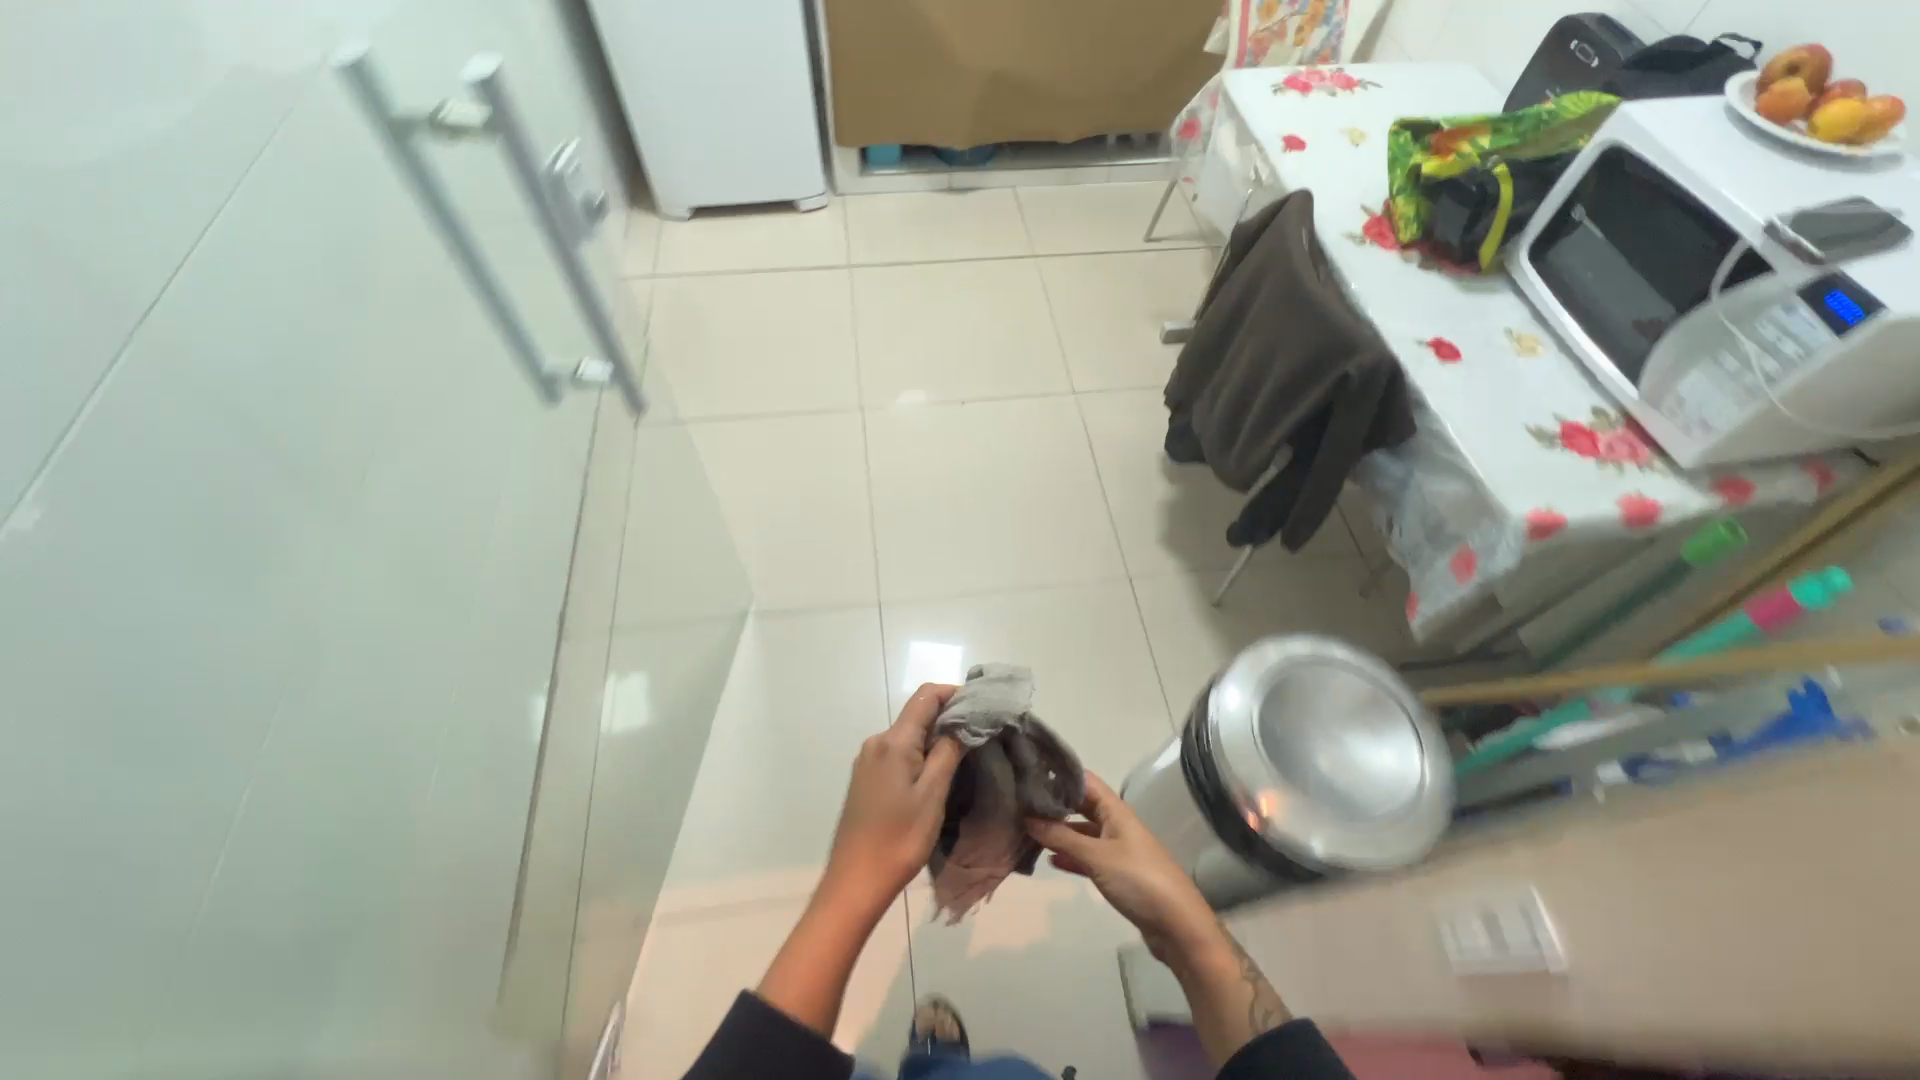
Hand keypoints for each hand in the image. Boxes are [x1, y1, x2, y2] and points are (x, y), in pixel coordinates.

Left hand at [822, 683, 964, 911]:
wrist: (856, 881)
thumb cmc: (899, 838)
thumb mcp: (932, 795)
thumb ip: (947, 752)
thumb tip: (962, 723)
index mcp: (892, 742)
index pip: (925, 696)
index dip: (954, 693)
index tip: (982, 706)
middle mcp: (876, 743)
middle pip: (917, 715)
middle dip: (949, 719)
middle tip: (981, 735)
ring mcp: (868, 761)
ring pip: (908, 736)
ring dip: (935, 739)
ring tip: (965, 757)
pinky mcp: (866, 779)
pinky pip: (898, 754)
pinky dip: (920, 756)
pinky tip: (937, 776)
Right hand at [1026, 772, 1219, 963]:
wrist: (1177, 925)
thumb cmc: (1139, 880)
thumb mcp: (1096, 856)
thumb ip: (1062, 837)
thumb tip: (1027, 817)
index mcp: (1116, 811)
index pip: (1084, 780)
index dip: (1059, 774)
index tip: (1028, 773)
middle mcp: (1116, 824)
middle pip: (1082, 805)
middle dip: (1055, 804)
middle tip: (1020, 804)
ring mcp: (1117, 849)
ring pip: (1083, 833)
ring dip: (1059, 832)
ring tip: (1027, 831)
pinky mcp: (1117, 873)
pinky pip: (1088, 856)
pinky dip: (1071, 856)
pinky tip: (1050, 860)